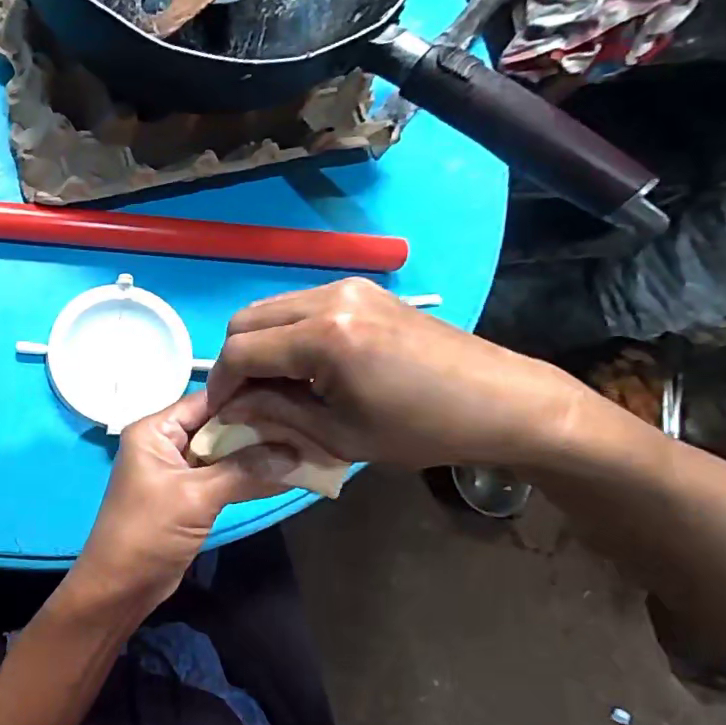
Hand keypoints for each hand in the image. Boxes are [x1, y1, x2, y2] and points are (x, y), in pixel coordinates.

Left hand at [73, 390, 295, 609]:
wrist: (121, 586)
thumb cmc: (148, 531)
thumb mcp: (195, 497)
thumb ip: (244, 472)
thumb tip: (297, 452)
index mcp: (153, 430)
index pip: (205, 400)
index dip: (246, 397)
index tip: (292, 396)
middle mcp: (164, 443)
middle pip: (217, 424)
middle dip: (259, 426)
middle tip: (309, 422)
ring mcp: (176, 470)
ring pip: (224, 452)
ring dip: (258, 453)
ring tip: (307, 445)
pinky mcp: (188, 495)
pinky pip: (223, 476)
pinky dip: (249, 476)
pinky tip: (287, 474)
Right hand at [206, 278, 598, 469]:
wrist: (506, 402)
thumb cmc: (424, 430)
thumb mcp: (340, 436)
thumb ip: (274, 414)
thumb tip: (230, 409)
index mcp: (324, 337)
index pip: (240, 351)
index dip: (221, 384)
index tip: (220, 413)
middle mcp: (328, 298)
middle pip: (245, 320)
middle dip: (234, 361)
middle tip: (244, 398)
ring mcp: (346, 287)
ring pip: (268, 309)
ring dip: (258, 345)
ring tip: (273, 383)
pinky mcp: (360, 289)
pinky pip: (297, 306)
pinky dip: (284, 333)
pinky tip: (303, 364)